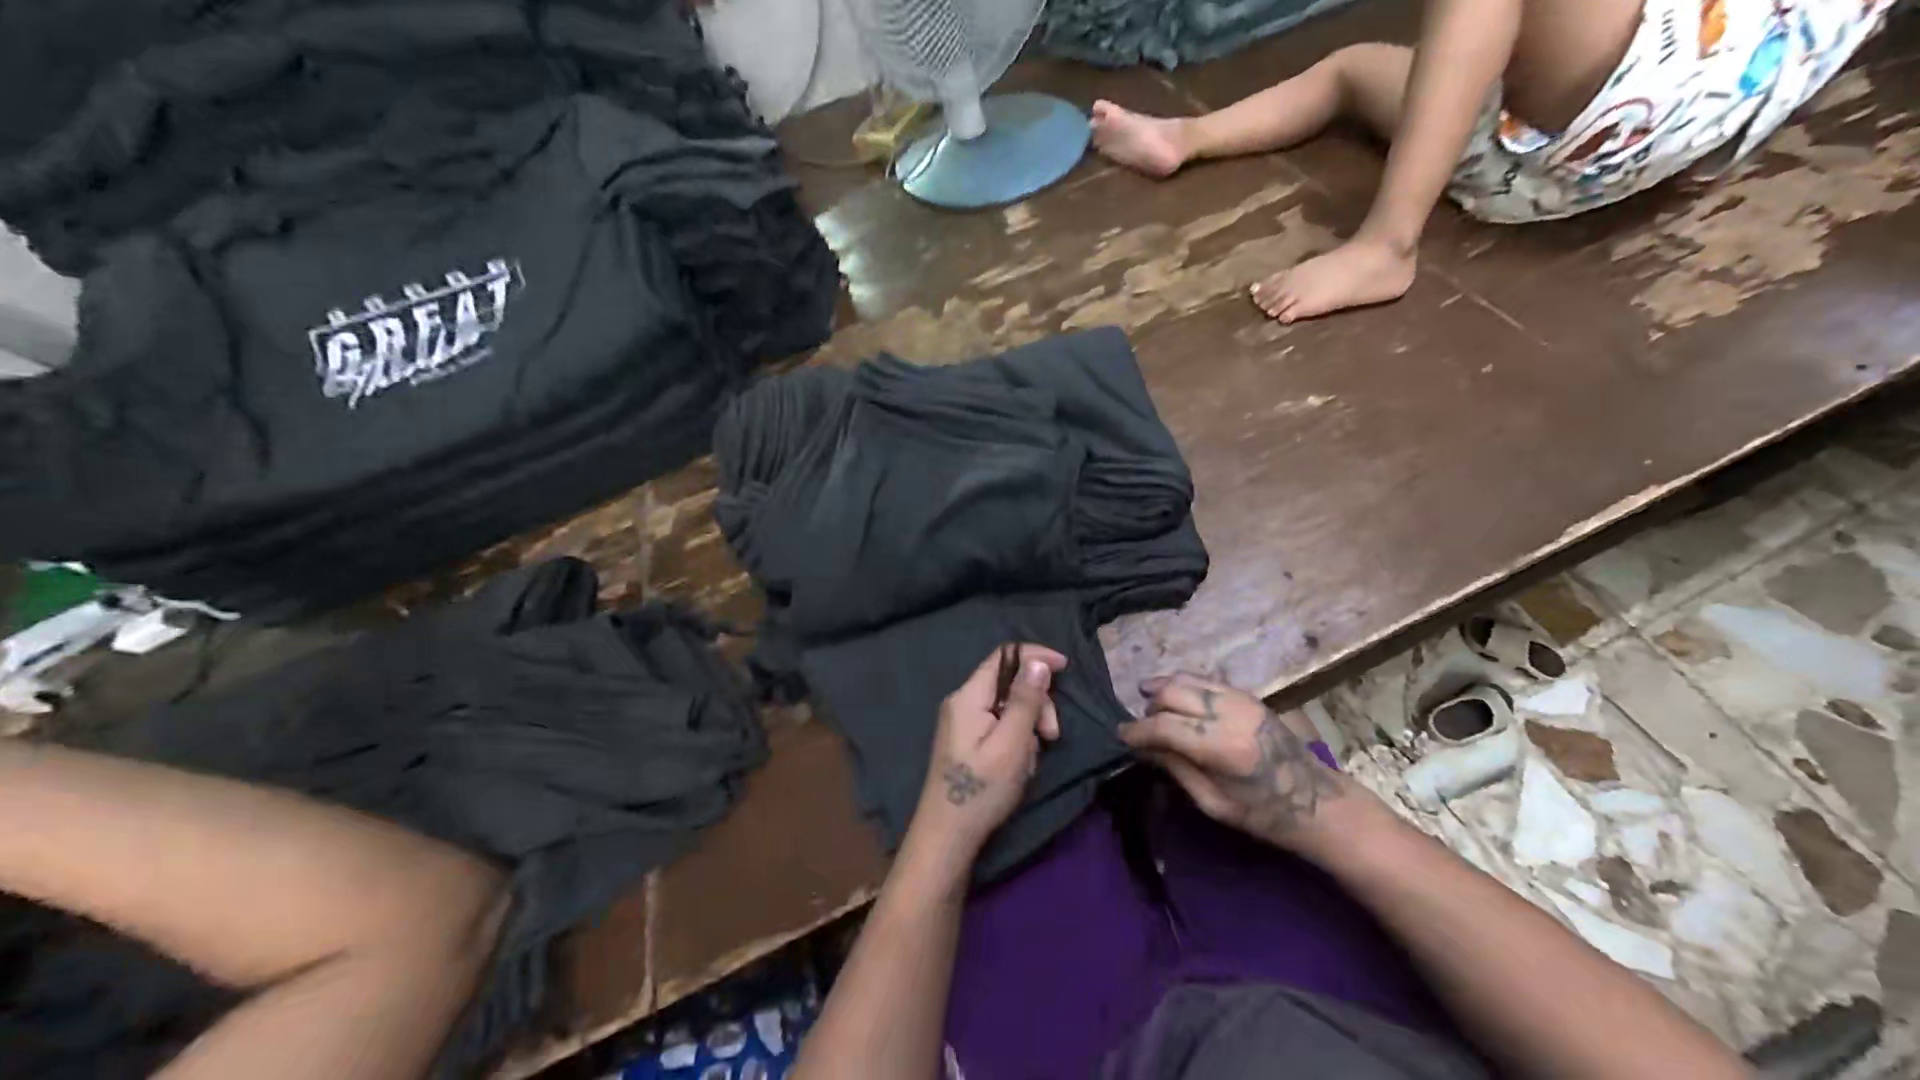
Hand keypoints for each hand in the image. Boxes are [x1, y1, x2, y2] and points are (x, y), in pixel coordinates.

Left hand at [904, 645, 1066, 875]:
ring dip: (1028, 729)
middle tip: (1050, 737)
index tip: (1065, 668)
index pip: (1003, 657)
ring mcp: (962, 723)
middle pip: (1009, 685)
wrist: (947, 835)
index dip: (1035, 657)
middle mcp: (962, 702)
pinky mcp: (967, 742)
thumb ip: (1025, 701)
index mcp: (968, 696)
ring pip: (1008, 709)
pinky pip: (999, 727)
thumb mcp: (1011, 743)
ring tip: (1029, 762)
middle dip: (1036, 705)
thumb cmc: (981, 789)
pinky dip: (1016, 742)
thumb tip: (1038, 662)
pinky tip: (1019, 767)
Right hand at [1119, 671, 1356, 858]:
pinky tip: (1176, 701)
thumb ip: (1175, 768)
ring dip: (1163, 691)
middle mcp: (1229, 713)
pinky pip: (1204, 680)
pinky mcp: (1247, 694)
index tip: (1120, 736)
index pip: (1163, 725)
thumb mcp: (1212, 802)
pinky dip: (1183, 686)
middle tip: (1141, 726)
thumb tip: (1141, 748)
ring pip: (1185, 679)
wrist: (1317, 801)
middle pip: (1171, 692)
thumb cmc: (1263, 813)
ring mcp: (1240, 698)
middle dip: (1149, 707)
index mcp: (1221, 747)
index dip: (1136, 730)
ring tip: (1151, 706)